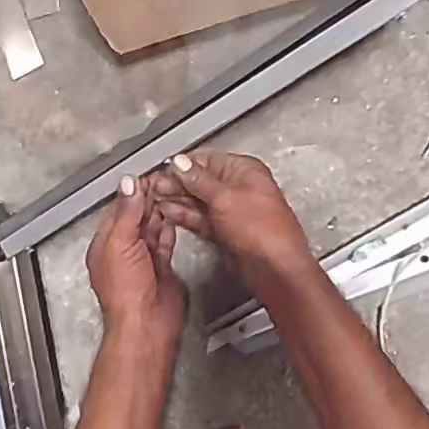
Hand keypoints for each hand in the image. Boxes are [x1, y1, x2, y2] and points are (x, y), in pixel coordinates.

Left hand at [86, 176, 185, 351]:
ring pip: (150, 229)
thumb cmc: (126, 292)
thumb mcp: (121, 243)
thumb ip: (126, 213)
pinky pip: (164, 244)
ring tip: (169, 193)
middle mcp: (122, 252)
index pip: (117, 211)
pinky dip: (168, 231)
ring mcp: (142, 261)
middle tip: (161, 182)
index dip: (131, 194)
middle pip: (135, 218)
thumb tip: (128, 186)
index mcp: (105, 245)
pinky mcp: (161, 269)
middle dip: (146, 200)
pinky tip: (172, 219)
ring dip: (158, 212)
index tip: (144, 178)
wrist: (147, 324)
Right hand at [147, 152, 319, 295]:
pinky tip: (168, 211)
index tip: (163, 168)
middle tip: (154, 184)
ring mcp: (232, 211)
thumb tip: (180, 163)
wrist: (274, 268)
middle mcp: (239, 188)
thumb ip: (198, 179)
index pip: (207, 160)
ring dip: (177, 198)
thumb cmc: (262, 229)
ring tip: (155, 197)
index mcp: (245, 171)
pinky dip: (184, 215)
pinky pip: (201, 218)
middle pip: (201, 180)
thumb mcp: (224, 197)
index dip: (184, 164)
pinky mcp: (225, 231)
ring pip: (199, 200)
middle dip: (177, 182)